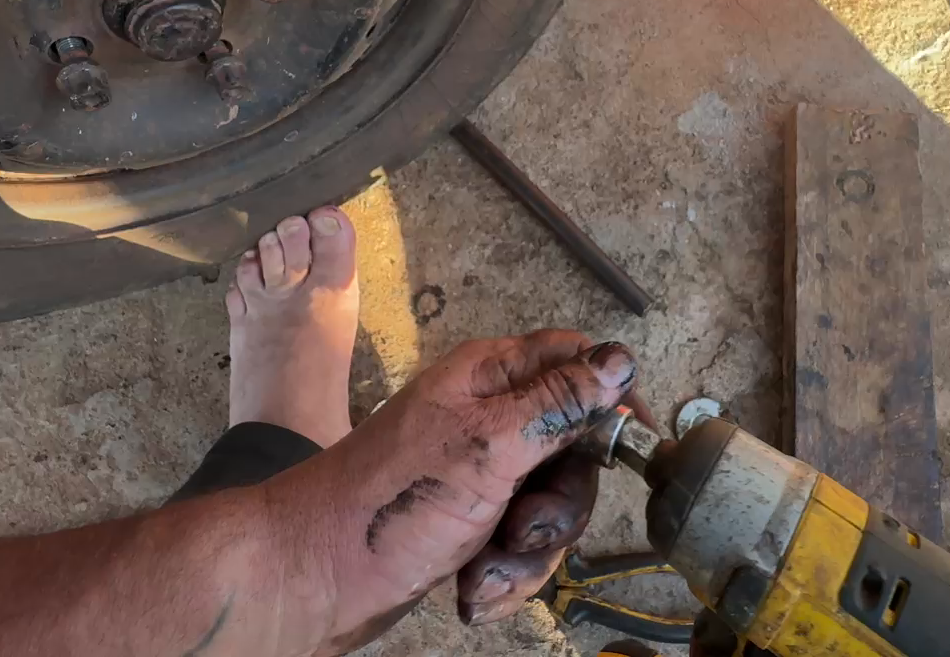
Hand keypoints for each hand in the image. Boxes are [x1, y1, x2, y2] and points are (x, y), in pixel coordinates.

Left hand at [261, 330, 635, 652]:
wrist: (312, 579)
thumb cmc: (396, 499)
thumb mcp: (488, 444)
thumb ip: (558, 403)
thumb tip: (620, 359)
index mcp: (492, 375)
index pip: (574, 360)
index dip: (611, 395)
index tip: (637, 442)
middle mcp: (492, 414)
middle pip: (573, 446)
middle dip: (559, 502)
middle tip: (523, 527)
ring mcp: (483, 469)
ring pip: (551, 502)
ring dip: (528, 551)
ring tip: (484, 573)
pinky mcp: (474, 517)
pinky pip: (522, 541)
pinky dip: (505, 572)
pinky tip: (472, 590)